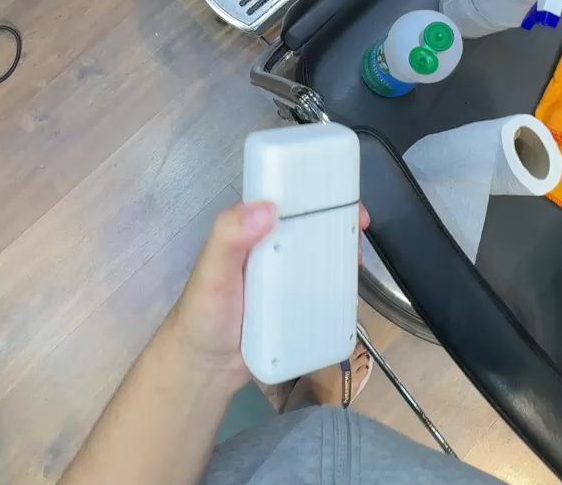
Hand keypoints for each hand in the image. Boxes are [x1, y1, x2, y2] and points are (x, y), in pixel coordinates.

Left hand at [165, 200, 369, 386]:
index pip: (284, 200)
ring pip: (317, 255)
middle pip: (307, 226)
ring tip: (357, 259)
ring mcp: (283, 276)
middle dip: (336, 222)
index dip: (312, 193)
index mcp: (249, 229)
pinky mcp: (293, 304)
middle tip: (358, 229)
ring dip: (339, 251)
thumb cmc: (203, 312)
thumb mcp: (212, 270)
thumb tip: (268, 208)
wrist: (205, 368)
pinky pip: (319, 287)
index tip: (341, 195)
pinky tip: (350, 288)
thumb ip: (229, 235)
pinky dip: (337, 283)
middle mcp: (268, 247)